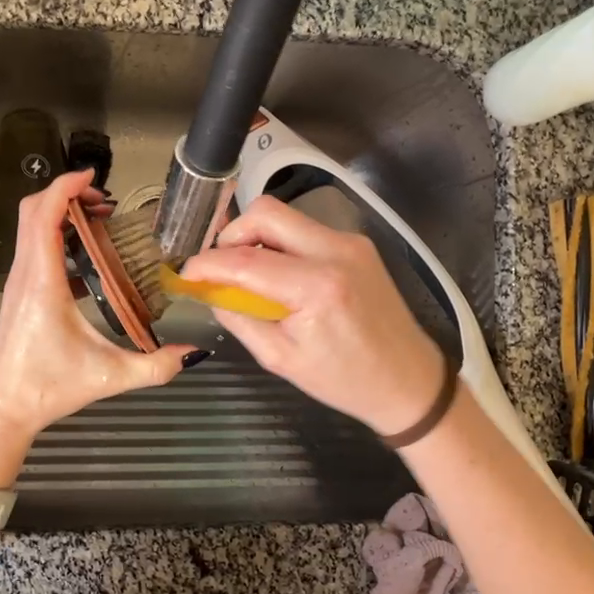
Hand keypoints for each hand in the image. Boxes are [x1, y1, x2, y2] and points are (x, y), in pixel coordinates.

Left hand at [0, 169, 195, 454]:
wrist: (2, 410)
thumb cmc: (45, 389)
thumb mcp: (108, 376)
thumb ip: (155, 366)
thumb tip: (194, 354)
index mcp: (42, 283)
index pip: (43, 216)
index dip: (65, 187)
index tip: (92, 178)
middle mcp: (25, 276)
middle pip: (32, 212)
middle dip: (66, 195)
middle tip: (103, 201)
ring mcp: (18, 285)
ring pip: (30, 230)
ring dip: (60, 215)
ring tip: (99, 223)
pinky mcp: (19, 296)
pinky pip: (33, 251)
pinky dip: (56, 240)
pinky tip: (88, 263)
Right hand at [179, 196, 447, 436]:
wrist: (407, 380)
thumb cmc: (343, 380)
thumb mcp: (279, 358)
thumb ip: (238, 317)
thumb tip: (207, 290)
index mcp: (316, 288)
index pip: (245, 260)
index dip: (206, 263)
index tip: (186, 274)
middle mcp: (336, 252)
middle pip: (265, 214)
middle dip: (231, 236)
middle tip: (219, 267)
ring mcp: (350, 242)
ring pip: (284, 217)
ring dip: (256, 240)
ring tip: (248, 277)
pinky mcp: (357, 244)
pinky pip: (305, 231)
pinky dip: (281, 247)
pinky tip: (279, 278)